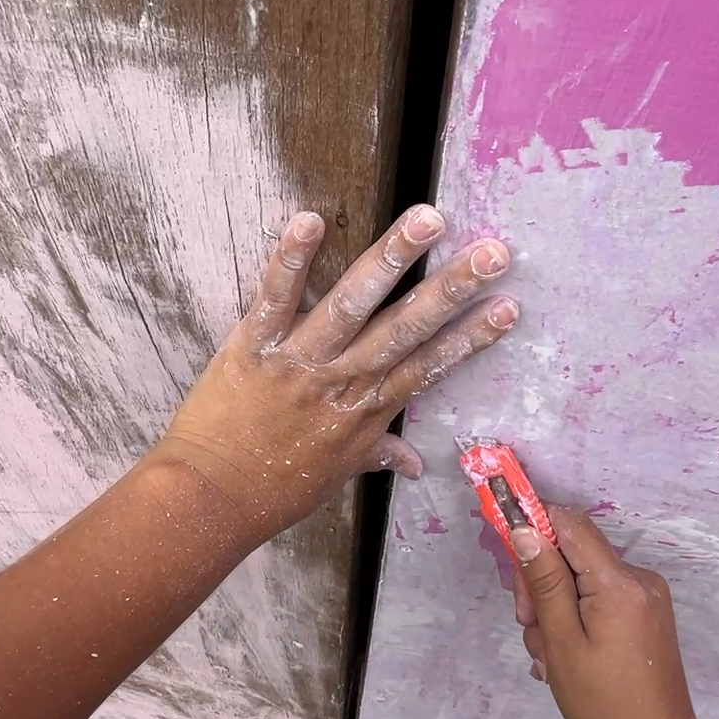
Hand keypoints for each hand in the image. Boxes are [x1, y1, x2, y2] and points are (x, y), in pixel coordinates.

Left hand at [153, 206, 518, 541]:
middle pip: (405, 328)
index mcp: (366, 410)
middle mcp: (342, 380)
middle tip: (493, 252)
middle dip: (452, 288)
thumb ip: (378, 456)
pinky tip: (311, 218)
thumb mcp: (336, 474)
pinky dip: (291, 258)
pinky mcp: (254, 344)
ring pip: (353, 303)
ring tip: (428, 219)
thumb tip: (417, 464)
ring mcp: (300, 360)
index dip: (471, 336)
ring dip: (392, 258)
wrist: (210, 499)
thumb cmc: (275, 488)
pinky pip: (276, 296)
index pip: (429, 365)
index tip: (509, 306)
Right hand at [511, 506, 707, 718]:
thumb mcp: (562, 643)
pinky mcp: (644, 614)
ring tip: (549, 654)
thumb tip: (524, 529)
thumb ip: (544, 582)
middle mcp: (639, 579)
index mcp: (620, 583)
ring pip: (580, 577)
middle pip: (572, 551)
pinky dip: (574, 616)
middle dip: (541, 580)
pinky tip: (565, 655)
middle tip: (528, 624)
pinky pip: (597, 596)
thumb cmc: (603, 707)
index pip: (570, 523)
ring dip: (554, 606)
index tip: (507, 547)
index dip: (534, 523)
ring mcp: (645, 597)